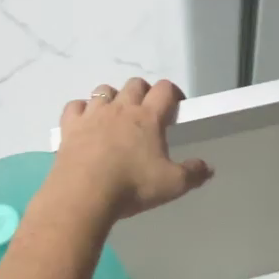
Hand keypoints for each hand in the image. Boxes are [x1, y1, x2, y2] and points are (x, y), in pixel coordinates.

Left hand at [45, 78, 213, 225]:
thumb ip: (193, 173)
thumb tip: (208, 167)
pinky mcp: (70, 126)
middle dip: (144, 92)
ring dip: (113, 98)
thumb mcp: (172, 185)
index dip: (173, 93)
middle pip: (135, 84)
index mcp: (148, 117)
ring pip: (104, 90)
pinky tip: (86, 123)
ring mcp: (93, 114)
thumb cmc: (132, 186)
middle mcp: (121, 108)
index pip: (165, 89)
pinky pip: (75, 106)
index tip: (176, 106)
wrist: (84, 195)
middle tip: (147, 113)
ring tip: (116, 117)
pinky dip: (82, 110)